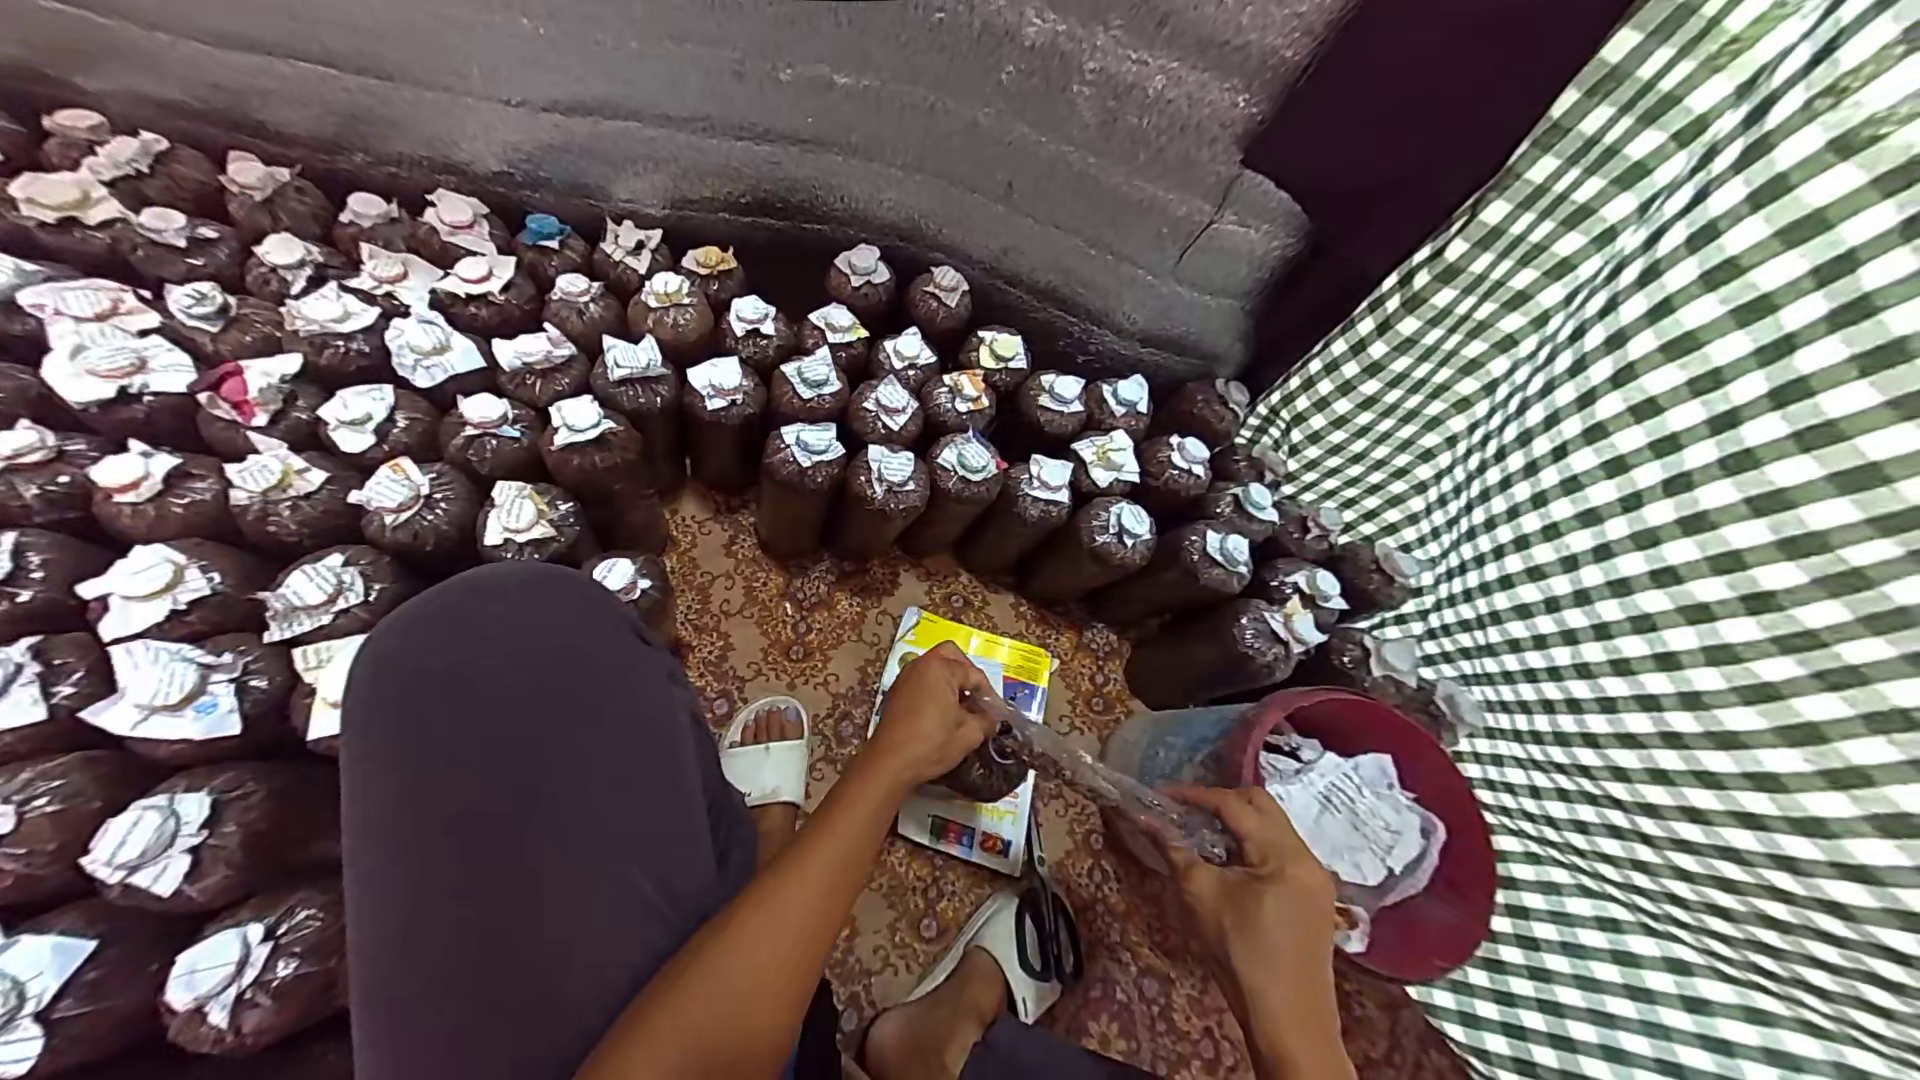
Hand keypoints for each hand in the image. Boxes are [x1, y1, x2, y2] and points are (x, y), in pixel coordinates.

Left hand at [864, 641, 998, 789]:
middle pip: (952, 657)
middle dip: (968, 675)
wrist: (890, 764)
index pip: (974, 674)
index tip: (999, 714)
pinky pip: (923, 681)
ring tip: (964, 708)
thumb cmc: (932, 743)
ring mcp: (906, 676)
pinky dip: (936, 690)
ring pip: (935, 668)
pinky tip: (944, 714)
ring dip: (951, 682)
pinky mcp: (897, 691)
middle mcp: (921, 664)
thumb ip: (986, 721)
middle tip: (978, 698)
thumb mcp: (969, 734)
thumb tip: (992, 720)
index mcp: (940, 667)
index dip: (990, 695)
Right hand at [1158, 786, 1352, 1079]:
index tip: (1163, 796)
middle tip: (1186, 809)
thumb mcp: (1200, 895)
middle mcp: (1307, 858)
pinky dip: (1252, 843)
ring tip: (1202, 830)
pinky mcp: (1314, 896)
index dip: (1196, 795)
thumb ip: (1174, 849)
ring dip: (1238, 822)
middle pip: (1262, 806)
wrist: (1288, 1024)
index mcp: (1284, 855)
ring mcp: (1316, 878)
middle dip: (1221, 801)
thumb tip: (1145, 818)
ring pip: (1274, 827)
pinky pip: (1282, 850)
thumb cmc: (1241, 955)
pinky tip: (1228, 858)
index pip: (1235, 805)